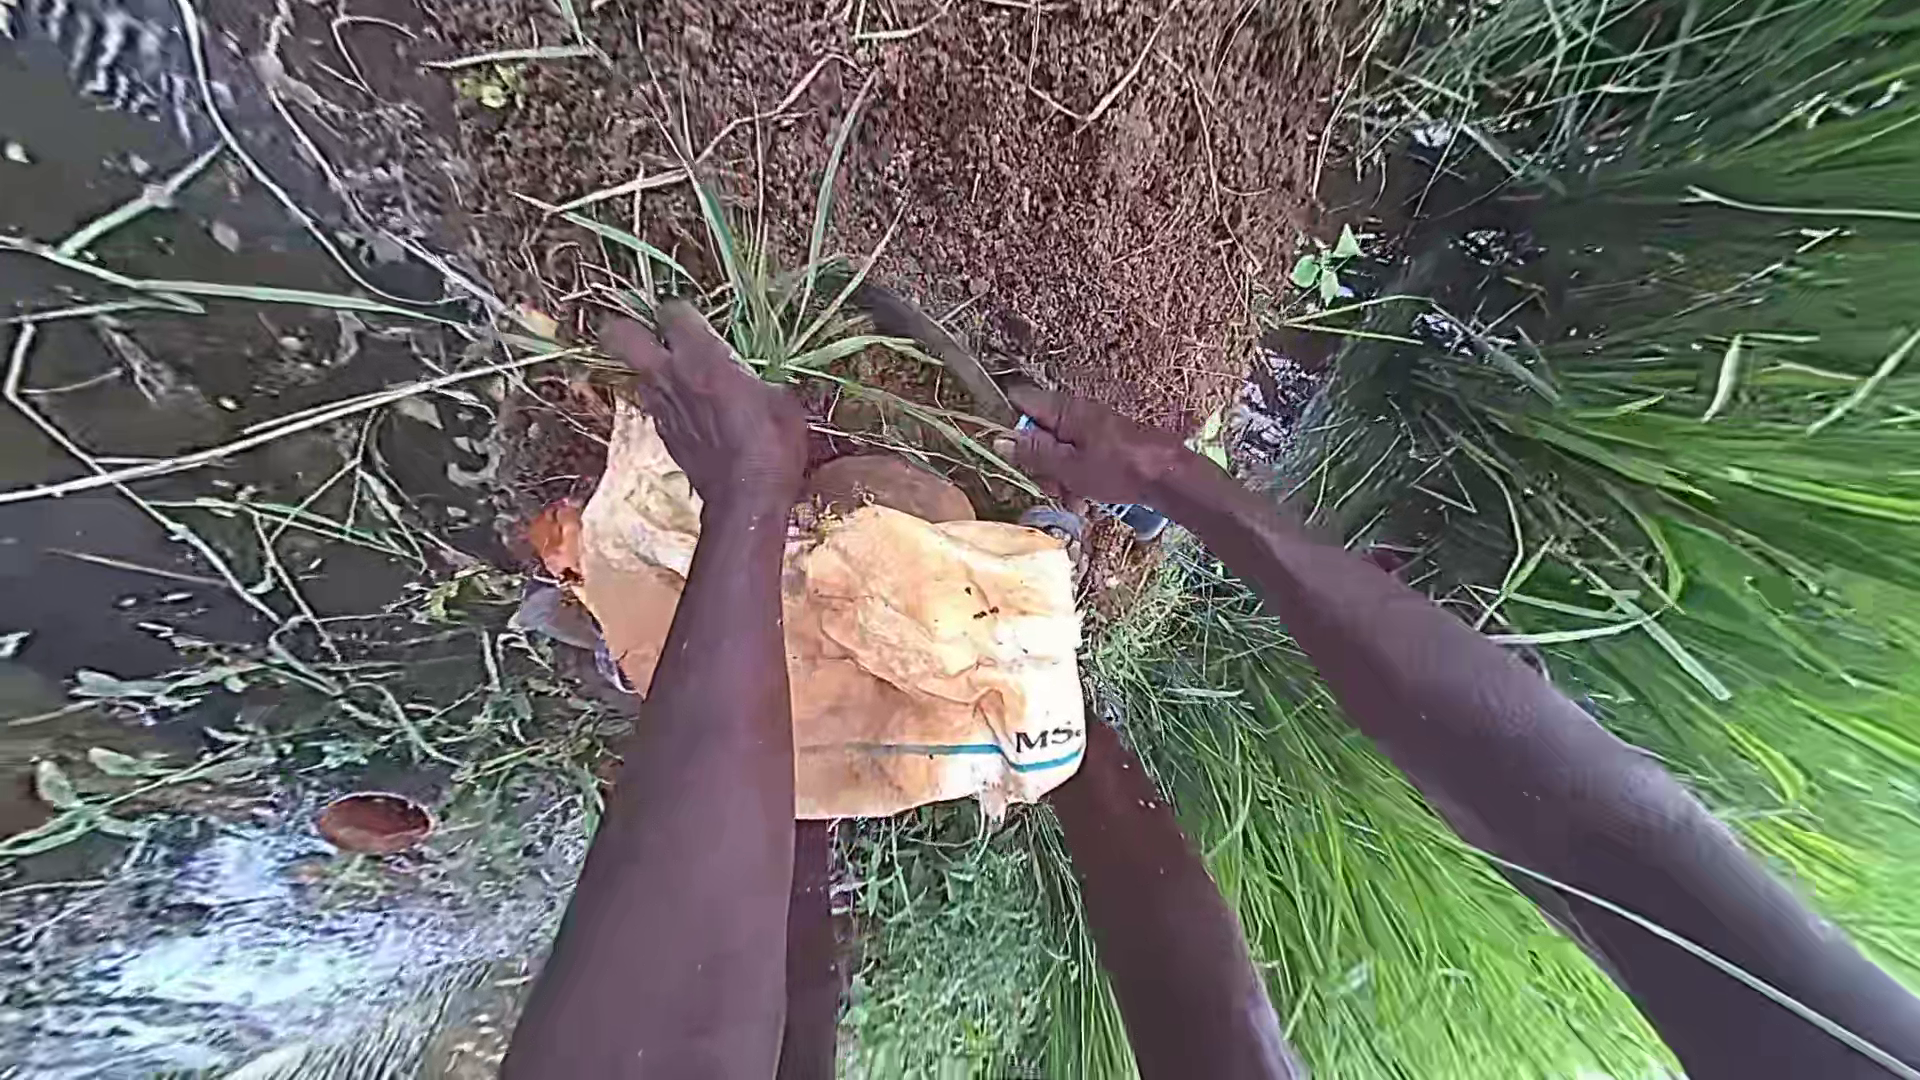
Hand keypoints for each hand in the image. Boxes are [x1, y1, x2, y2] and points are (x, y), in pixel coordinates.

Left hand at [601, 301, 808, 512]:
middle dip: (631, 329)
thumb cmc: (773, 446)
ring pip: (637, 374)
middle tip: (657, 337)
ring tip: (683, 380)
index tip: (698, 322)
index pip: (672, 312)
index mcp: (702, 358)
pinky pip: (656, 407)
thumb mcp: (783, 403)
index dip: (683, 313)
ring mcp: (660, 408)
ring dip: (653, 371)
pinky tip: (696, 416)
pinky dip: (670, 404)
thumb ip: (761, 379)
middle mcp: (670, 377)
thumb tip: (760, 380)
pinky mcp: (663, 436)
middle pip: (621, 335)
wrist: (746, 499)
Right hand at [1006, 385, 1202, 504]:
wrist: (1168, 477)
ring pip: (1056, 450)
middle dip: (1037, 462)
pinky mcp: (1102, 443)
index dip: (1008, 424)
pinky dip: (1075, 478)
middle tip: (1050, 485)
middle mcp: (1074, 412)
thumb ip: (1032, 452)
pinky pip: (1076, 458)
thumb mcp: (1067, 466)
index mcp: (1063, 410)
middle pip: (1037, 432)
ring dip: (1057, 477)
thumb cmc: (1117, 470)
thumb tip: (998, 438)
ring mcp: (1089, 428)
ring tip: (1072, 498)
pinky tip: (1084, 498)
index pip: (1019, 401)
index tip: (1010, 452)